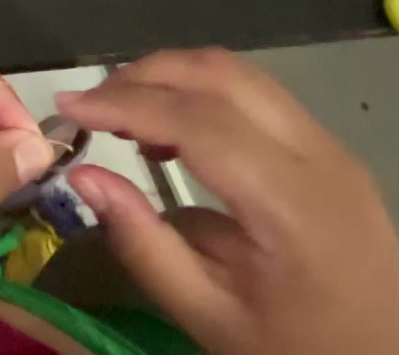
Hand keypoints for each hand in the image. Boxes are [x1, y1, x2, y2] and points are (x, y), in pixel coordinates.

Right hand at [57, 49, 398, 354]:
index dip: (126, 104)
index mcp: (294, 208)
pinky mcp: (327, 145)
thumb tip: (81, 175)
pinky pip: (252, 92)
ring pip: (236, 72)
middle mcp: (320, 159)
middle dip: (144, 75)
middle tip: (92, 106)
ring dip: (170, 77)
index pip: (199, 123)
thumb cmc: (295, 353)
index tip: (68, 107)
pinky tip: (171, 132)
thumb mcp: (208, 316)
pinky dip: (198, 91)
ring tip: (124, 115)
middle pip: (220, 74)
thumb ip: (141, 243)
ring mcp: (330, 146)